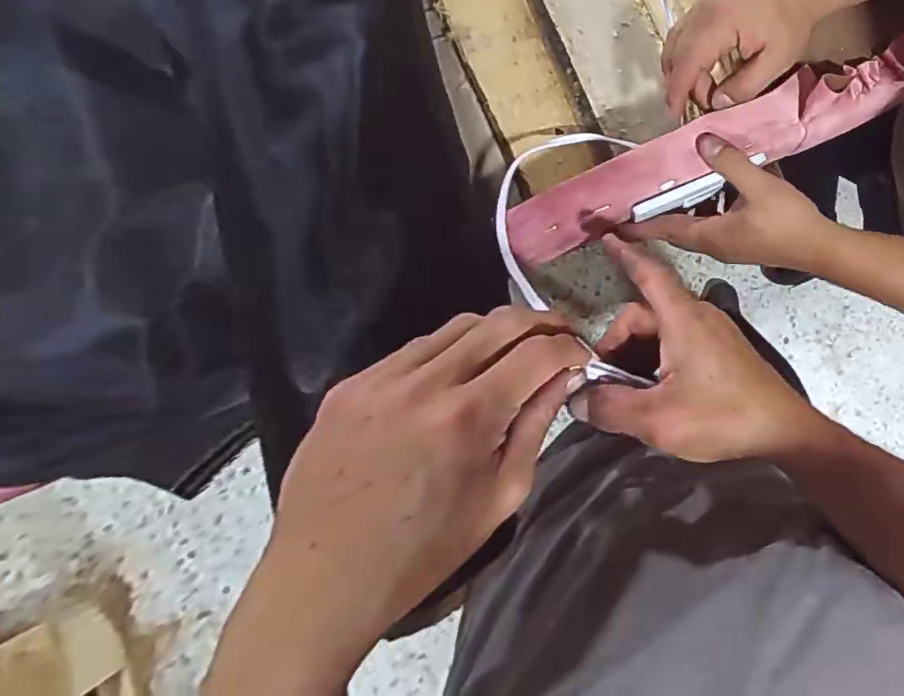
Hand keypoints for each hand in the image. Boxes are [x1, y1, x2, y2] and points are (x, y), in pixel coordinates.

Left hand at [205, 310, 588, 693]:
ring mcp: (379, 379)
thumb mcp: (504, 492)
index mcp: (467, 417)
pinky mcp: (348, 385)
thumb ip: (538, 423)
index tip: (582, 357)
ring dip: (498, 332)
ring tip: (511, 353)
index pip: (539, 351)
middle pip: (502, 320)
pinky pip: (417, 348)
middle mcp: (424, 385)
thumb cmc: (427, 548)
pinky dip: (451, 351)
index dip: (571, 346)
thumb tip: (566, 374)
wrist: (322, 584)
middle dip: (543, 323)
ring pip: (460, 325)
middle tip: (560, 338)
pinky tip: (456, 376)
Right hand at [573, 237, 829, 462]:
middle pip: (645, 312)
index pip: (649, 274)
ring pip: (660, 330)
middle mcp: (699, 315)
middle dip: (618, 343)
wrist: (782, 429)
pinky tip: (654, 394)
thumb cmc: (722, 416)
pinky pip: (678, 341)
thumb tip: (577, 397)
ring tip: (627, 396)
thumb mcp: (657, 419)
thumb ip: (610, 406)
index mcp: (683, 318)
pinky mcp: (722, 348)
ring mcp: (714, 331)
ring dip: (637, 356)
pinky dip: (657, 360)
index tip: (606, 236)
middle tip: (605, 384)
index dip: (625, 255)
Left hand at [619, 133, 837, 270]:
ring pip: (701, 225)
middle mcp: (716, 245)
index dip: (640, 225)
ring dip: (692, 206)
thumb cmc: (787, 220)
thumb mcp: (758, 185)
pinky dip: (714, 206)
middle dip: (663, 212)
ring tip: (689, 180)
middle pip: (680, 227)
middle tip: (649, 191)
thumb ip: (729, 163)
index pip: (666, 228)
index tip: (614, 225)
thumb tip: (701, 142)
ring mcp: (733, 246)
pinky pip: (719, 223)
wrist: (821, 248)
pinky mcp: (748, 242)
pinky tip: (728, 187)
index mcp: (711, 235)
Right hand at [662, 0, 816, 116]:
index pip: (689, 60)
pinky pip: (682, 34)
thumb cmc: (789, 27)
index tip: (675, 113)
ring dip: (679, 70)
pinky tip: (697, 73)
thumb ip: (745, 86)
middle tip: (700, 105)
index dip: (678, 89)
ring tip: (696, 92)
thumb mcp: (776, 63)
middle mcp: (703, 10)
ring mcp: (700, 6)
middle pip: (678, 53)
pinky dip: (683, 57)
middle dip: (682, 83)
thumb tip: (716, 103)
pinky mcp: (703, 7)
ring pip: (674, 43)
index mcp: (720, 23)